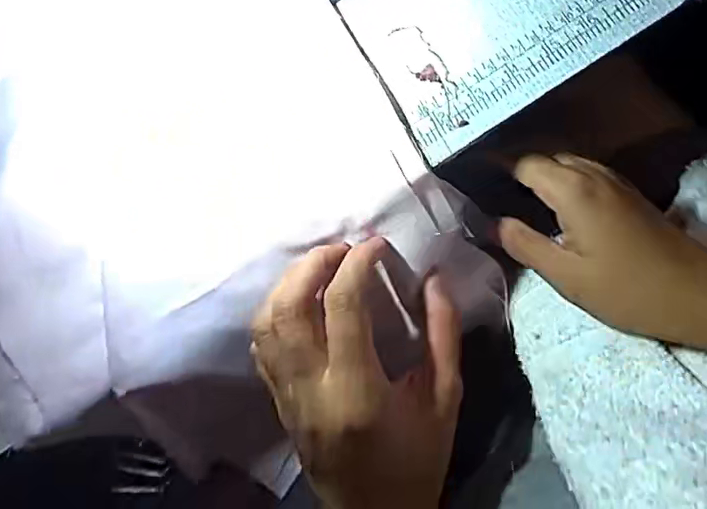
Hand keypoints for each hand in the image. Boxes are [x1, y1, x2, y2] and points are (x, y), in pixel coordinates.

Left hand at [251, 238, 461, 508]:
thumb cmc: (417, 460)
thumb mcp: (446, 400)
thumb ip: (443, 334)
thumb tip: (433, 277)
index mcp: (356, 391)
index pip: (342, 306)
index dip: (357, 263)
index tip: (377, 245)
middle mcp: (311, 389)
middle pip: (290, 306)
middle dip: (314, 263)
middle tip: (344, 248)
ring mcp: (287, 395)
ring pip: (266, 321)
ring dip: (290, 281)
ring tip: (322, 266)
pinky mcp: (277, 400)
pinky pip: (261, 344)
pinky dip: (275, 309)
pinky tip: (301, 299)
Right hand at [497, 153, 706, 344]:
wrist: (704, 296)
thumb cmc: (631, 290)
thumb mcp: (569, 277)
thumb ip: (526, 245)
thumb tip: (493, 224)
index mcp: (571, 188)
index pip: (523, 163)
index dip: (498, 169)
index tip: (476, 179)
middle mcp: (591, 173)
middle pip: (545, 158)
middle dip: (519, 170)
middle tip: (496, 193)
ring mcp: (614, 180)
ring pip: (566, 163)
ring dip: (544, 174)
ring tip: (522, 198)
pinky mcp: (629, 193)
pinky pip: (585, 173)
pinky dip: (565, 180)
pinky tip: (561, 206)